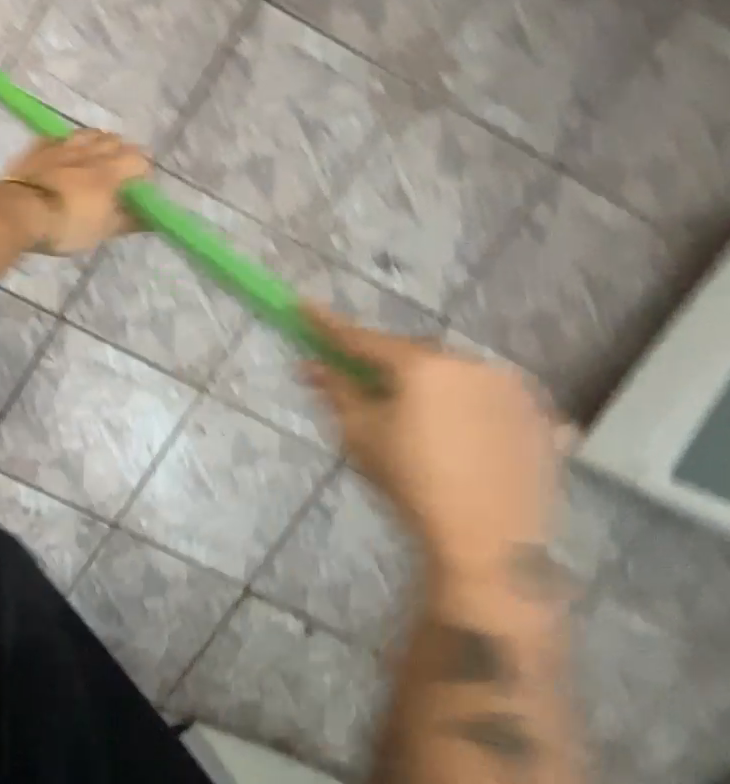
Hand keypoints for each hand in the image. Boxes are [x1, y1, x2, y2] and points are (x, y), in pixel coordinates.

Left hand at [0, 129, 149, 254]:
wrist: (16, 212)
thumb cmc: (63, 224)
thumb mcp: (101, 230)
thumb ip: (127, 221)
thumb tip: (150, 219)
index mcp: (110, 170)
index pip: (139, 160)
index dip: (144, 171)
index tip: (139, 186)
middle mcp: (88, 152)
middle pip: (114, 141)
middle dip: (122, 152)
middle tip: (118, 169)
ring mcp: (60, 147)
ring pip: (87, 134)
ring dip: (96, 141)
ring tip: (94, 155)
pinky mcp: (36, 148)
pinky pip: (57, 138)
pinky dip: (65, 143)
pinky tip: (62, 152)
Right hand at [303, 308, 566, 577]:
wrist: (486, 540)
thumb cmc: (409, 480)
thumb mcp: (358, 433)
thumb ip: (336, 390)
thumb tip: (312, 364)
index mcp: (423, 365)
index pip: (363, 339)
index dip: (329, 325)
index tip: (303, 306)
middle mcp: (474, 365)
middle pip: (416, 353)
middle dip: (386, 361)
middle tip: (362, 379)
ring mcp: (516, 392)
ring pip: (458, 374)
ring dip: (433, 383)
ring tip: (416, 414)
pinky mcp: (543, 421)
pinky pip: (496, 400)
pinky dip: (474, 406)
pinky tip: (464, 430)